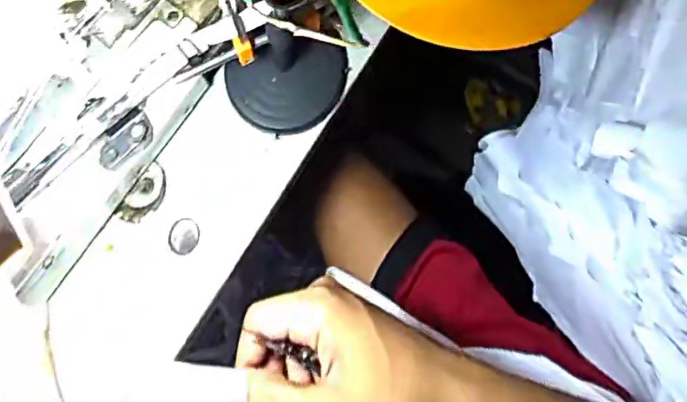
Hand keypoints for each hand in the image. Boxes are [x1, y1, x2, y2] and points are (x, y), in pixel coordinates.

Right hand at [236, 278, 448, 400]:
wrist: (445, 392)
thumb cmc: (402, 391)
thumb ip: (272, 395)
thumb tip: (241, 386)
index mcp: (319, 304)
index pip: (256, 323)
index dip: (250, 365)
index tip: (256, 395)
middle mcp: (328, 295)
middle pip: (274, 334)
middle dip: (281, 376)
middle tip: (307, 399)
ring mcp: (341, 306)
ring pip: (294, 344)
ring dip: (301, 379)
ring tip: (332, 395)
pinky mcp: (351, 321)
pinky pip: (315, 344)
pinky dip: (319, 373)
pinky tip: (342, 389)